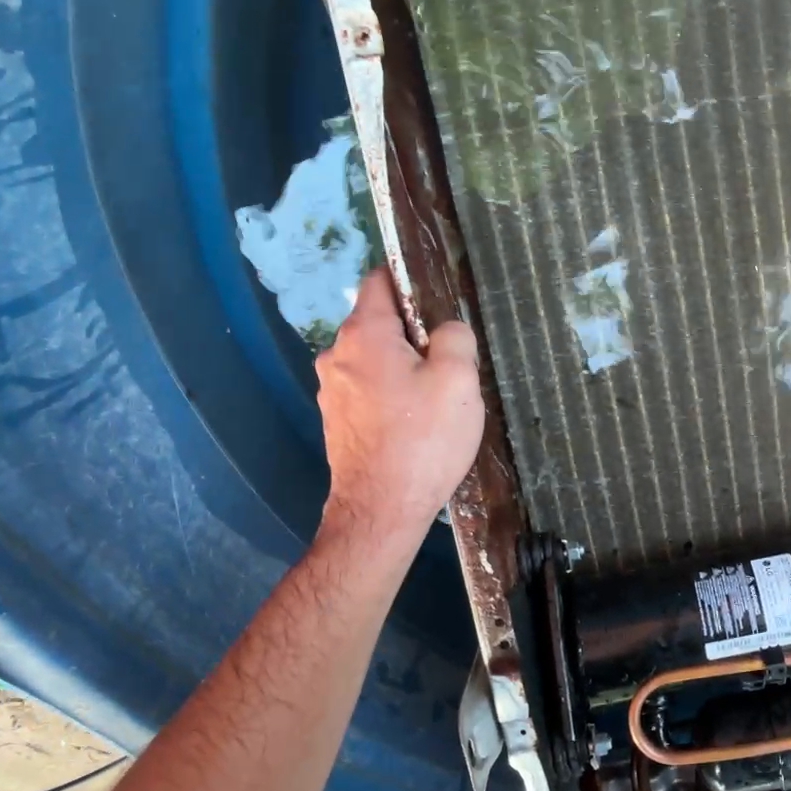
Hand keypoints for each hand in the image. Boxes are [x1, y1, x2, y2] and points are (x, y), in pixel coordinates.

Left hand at [314, 268, 483, 550]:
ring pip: (377, 361)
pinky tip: (416, 425)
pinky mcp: (337, 422)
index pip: (379, 280)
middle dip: (416, 335)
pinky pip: (370, 391)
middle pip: (381, 324)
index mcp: (364, 334)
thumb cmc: (422, 439)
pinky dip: (392, 396)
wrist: (381, 511)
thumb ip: (455, 337)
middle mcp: (337, 355)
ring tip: (437, 401)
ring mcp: (332, 391)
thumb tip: (445, 330)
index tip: (440, 297)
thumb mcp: (459, 379)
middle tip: (452, 364)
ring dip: (405, 369)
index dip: (410, 279)